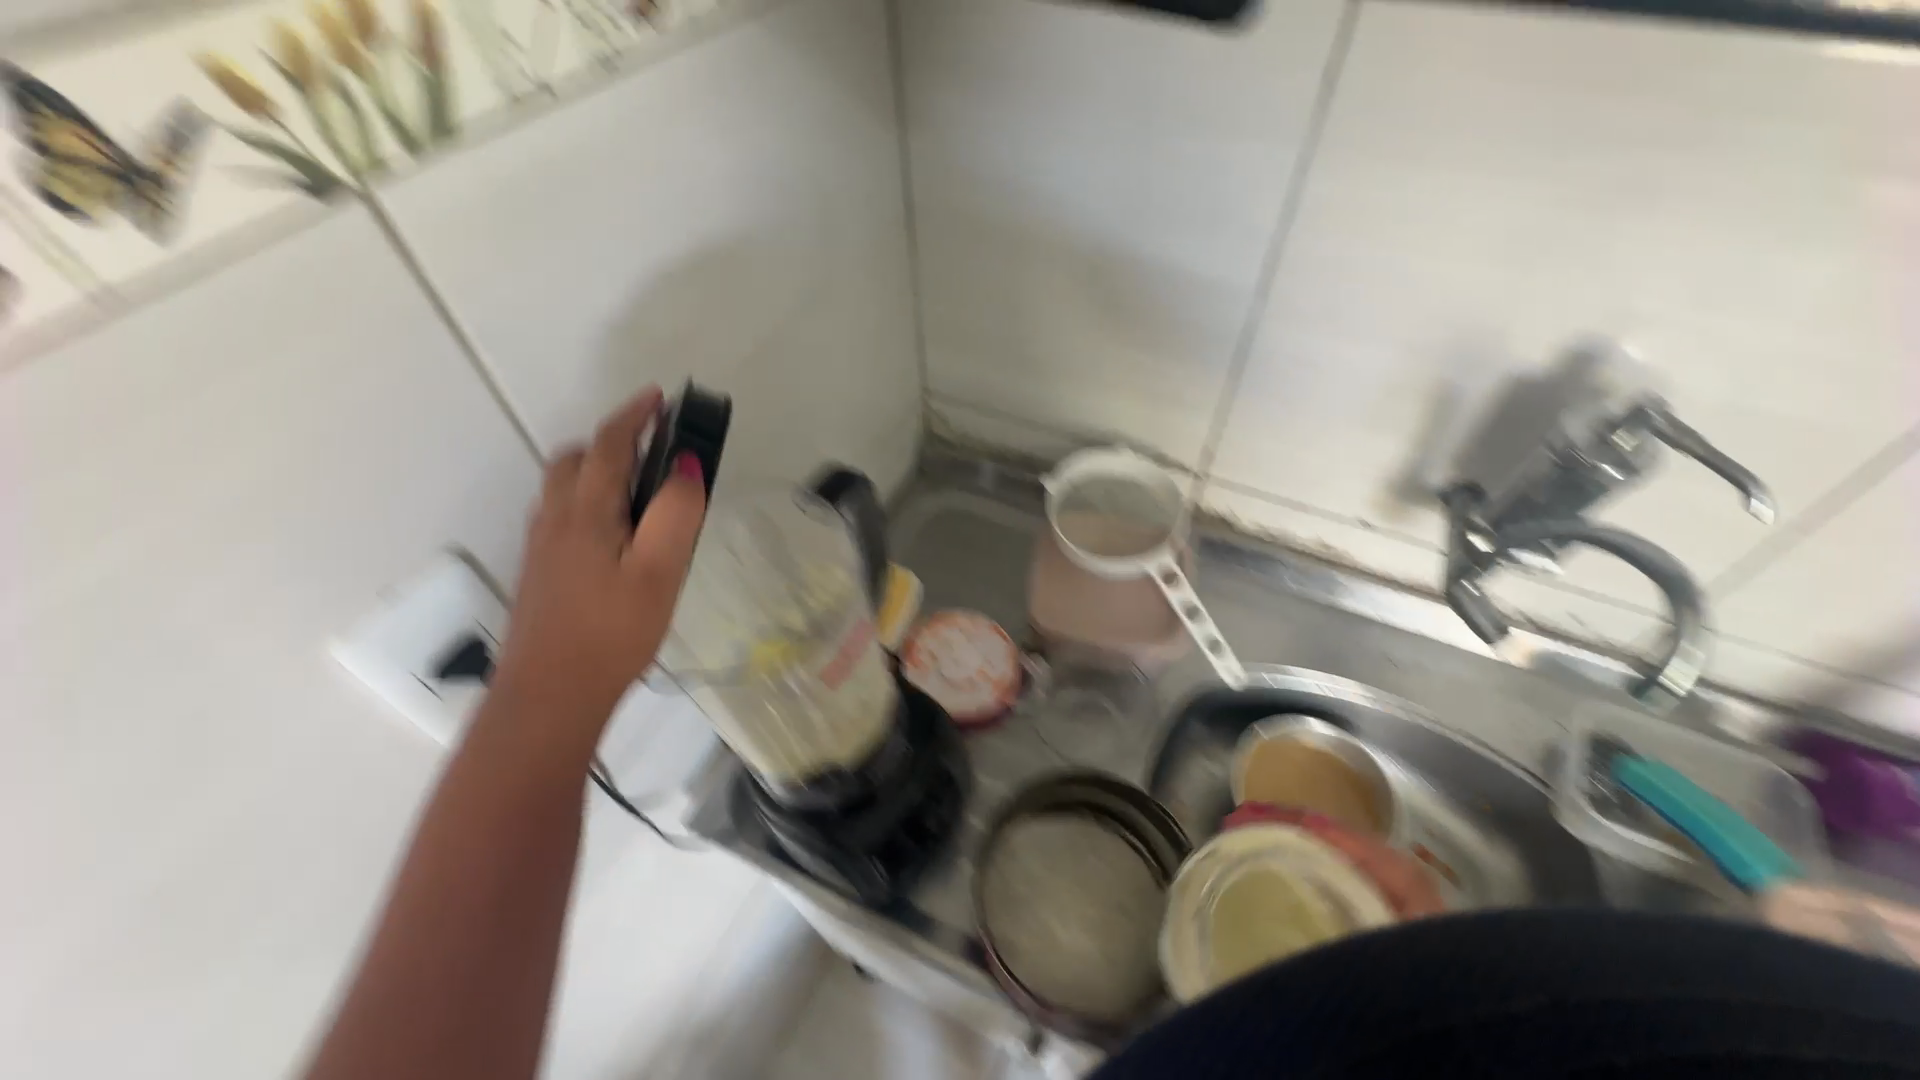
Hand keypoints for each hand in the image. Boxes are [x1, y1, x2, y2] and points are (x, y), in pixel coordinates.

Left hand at [492, 387, 707, 731]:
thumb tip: (684, 465)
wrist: (549, 696)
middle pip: (575, 461)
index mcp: (586, 511)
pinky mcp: (539, 575)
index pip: (609, 445)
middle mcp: (555, 520)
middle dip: (611, 443)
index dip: (635, 416)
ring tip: (639, 496)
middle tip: (653, 453)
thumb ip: (675, 512)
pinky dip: (586, 504)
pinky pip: (561, 518)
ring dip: (596, 473)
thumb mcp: (660, 571)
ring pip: (563, 490)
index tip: (660, 398)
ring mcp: (541, 548)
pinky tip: (612, 541)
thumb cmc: (612, 631)